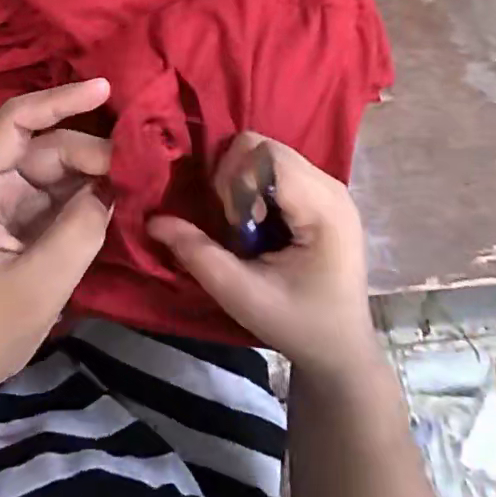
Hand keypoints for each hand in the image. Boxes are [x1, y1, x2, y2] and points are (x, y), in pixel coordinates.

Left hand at [0, 79, 114, 408]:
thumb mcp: (36, 286)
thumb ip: (80, 231)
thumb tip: (114, 187)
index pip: (16, 122)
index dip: (60, 99)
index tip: (106, 89)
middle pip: (46, 146)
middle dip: (91, 151)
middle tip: (137, 170)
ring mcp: (7, 206)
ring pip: (57, 170)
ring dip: (94, 172)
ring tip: (137, 181)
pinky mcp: (22, 227)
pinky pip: (60, 197)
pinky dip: (89, 196)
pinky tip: (120, 199)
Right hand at [146, 132, 378, 378]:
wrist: (341, 349)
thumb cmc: (298, 325)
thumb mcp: (243, 296)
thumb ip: (198, 254)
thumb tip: (154, 222)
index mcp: (324, 208)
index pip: (267, 156)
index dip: (236, 180)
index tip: (235, 224)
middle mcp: (331, 186)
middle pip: (265, 147)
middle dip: (236, 178)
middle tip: (237, 224)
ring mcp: (330, 187)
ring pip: (268, 152)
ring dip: (244, 182)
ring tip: (248, 225)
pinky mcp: (321, 193)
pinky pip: (277, 166)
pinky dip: (256, 185)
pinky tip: (260, 222)